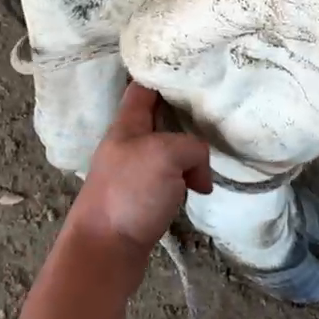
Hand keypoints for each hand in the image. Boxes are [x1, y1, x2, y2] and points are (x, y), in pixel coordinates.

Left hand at [67, 83, 213, 255]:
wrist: (105, 251)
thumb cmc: (130, 194)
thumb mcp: (166, 155)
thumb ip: (192, 148)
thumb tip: (200, 174)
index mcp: (127, 124)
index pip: (143, 87)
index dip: (161, 73)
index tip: (188, 67)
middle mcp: (128, 143)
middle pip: (159, 117)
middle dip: (184, 113)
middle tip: (213, 109)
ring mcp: (133, 172)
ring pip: (167, 149)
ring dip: (188, 151)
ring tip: (211, 154)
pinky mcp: (141, 199)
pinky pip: (169, 178)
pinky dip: (185, 179)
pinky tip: (198, 188)